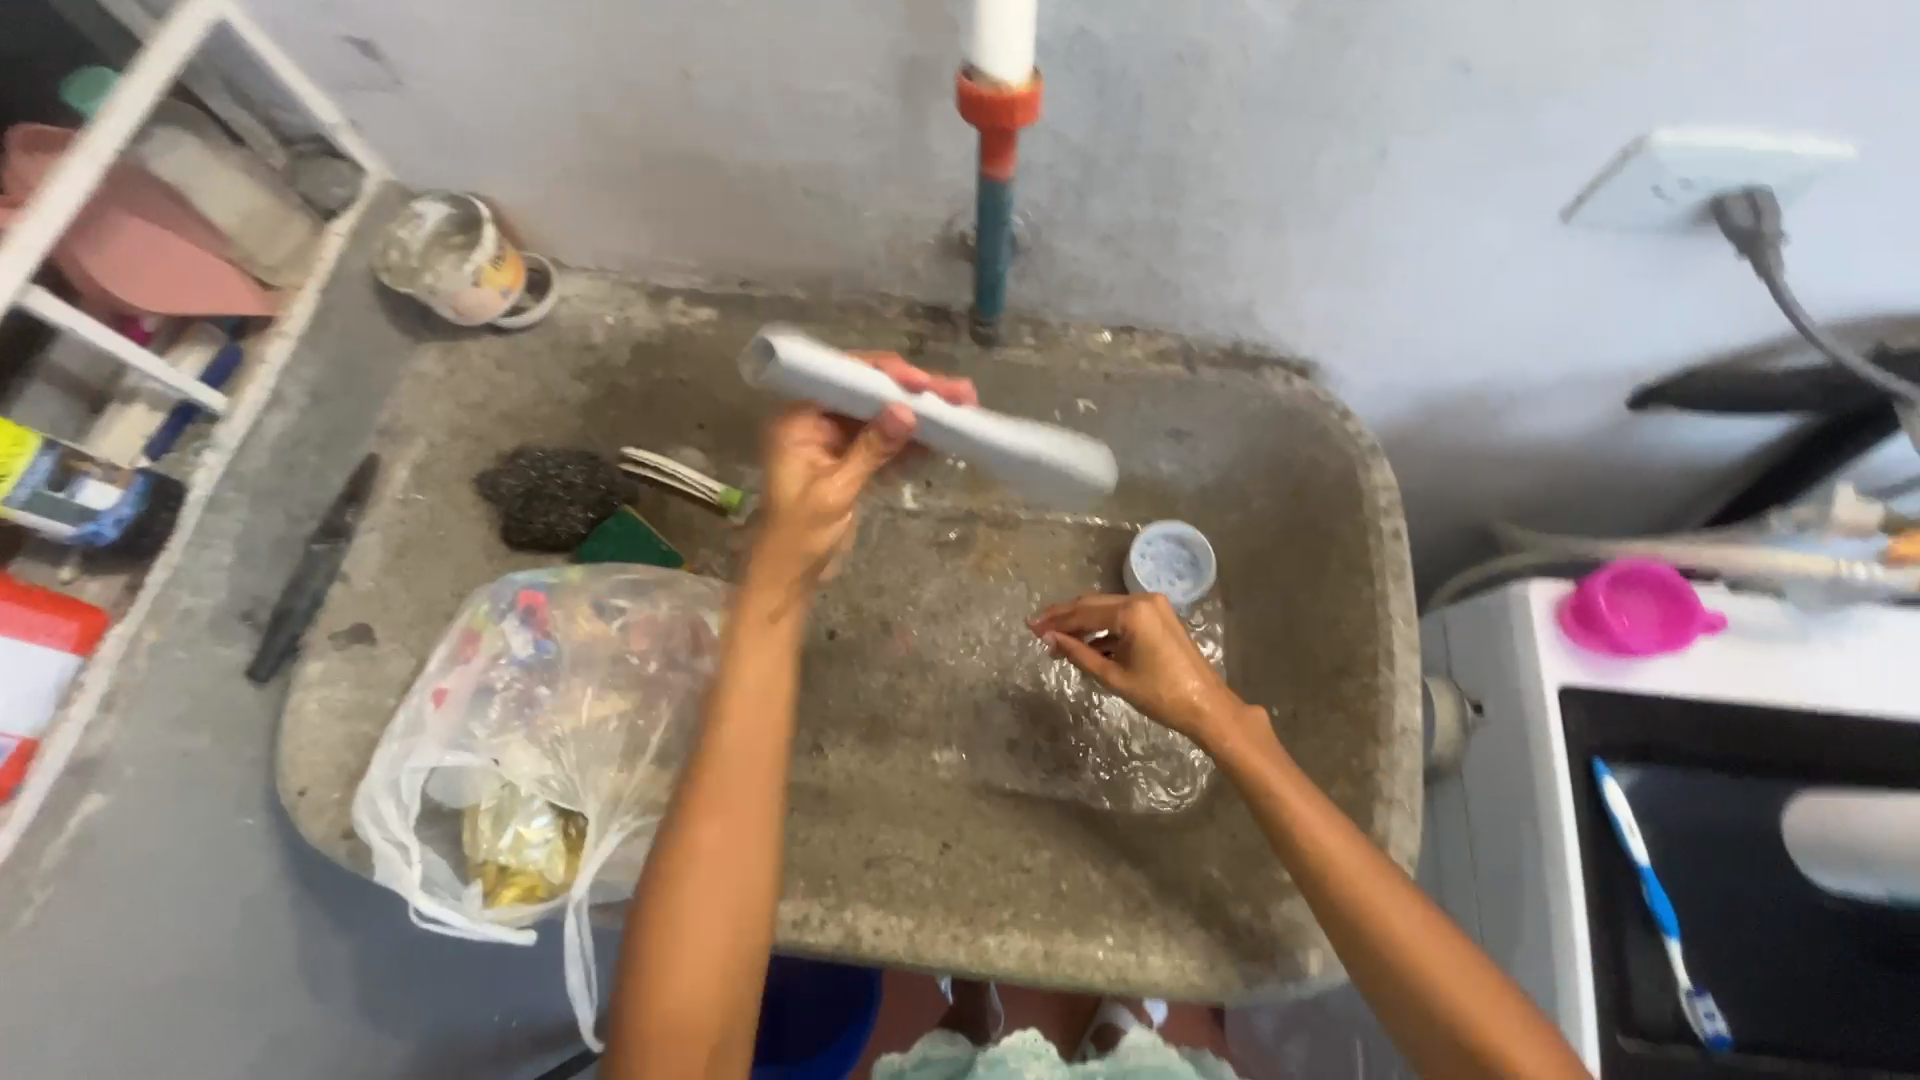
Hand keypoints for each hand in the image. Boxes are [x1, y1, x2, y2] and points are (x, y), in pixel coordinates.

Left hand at [752, 352, 976, 589]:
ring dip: (920, 414)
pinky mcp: (853, 460)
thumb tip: (907, 413)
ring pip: (883, 416)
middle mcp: (817, 420)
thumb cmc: (799, 534)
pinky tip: (944, 437)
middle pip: (870, 393)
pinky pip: (886, 442)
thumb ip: (870, 449)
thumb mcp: (836, 490)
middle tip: (959, 392)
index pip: (843, 379)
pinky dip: (912, 441)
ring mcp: (836, 440)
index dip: (884, 374)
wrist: (790, 574)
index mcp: (799, 419)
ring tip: (963, 407)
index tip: (922, 382)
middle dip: (913, 393)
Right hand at [1029, 593, 1262, 750]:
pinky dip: (1103, 630)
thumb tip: (1048, 640)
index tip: (1030, 627)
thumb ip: (1078, 654)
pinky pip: (1122, 618)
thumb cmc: (1160, 695)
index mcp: (1132, 611)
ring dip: (1082, 624)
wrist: (1207, 707)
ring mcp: (1154, 607)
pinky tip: (1085, 645)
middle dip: (1065, 618)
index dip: (1055, 621)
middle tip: (1037, 629)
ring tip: (1056, 641)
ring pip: (1107, 610)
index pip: (1083, 611)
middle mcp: (1142, 600)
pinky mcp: (1159, 618)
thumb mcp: (1113, 676)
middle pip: (1093, 605)